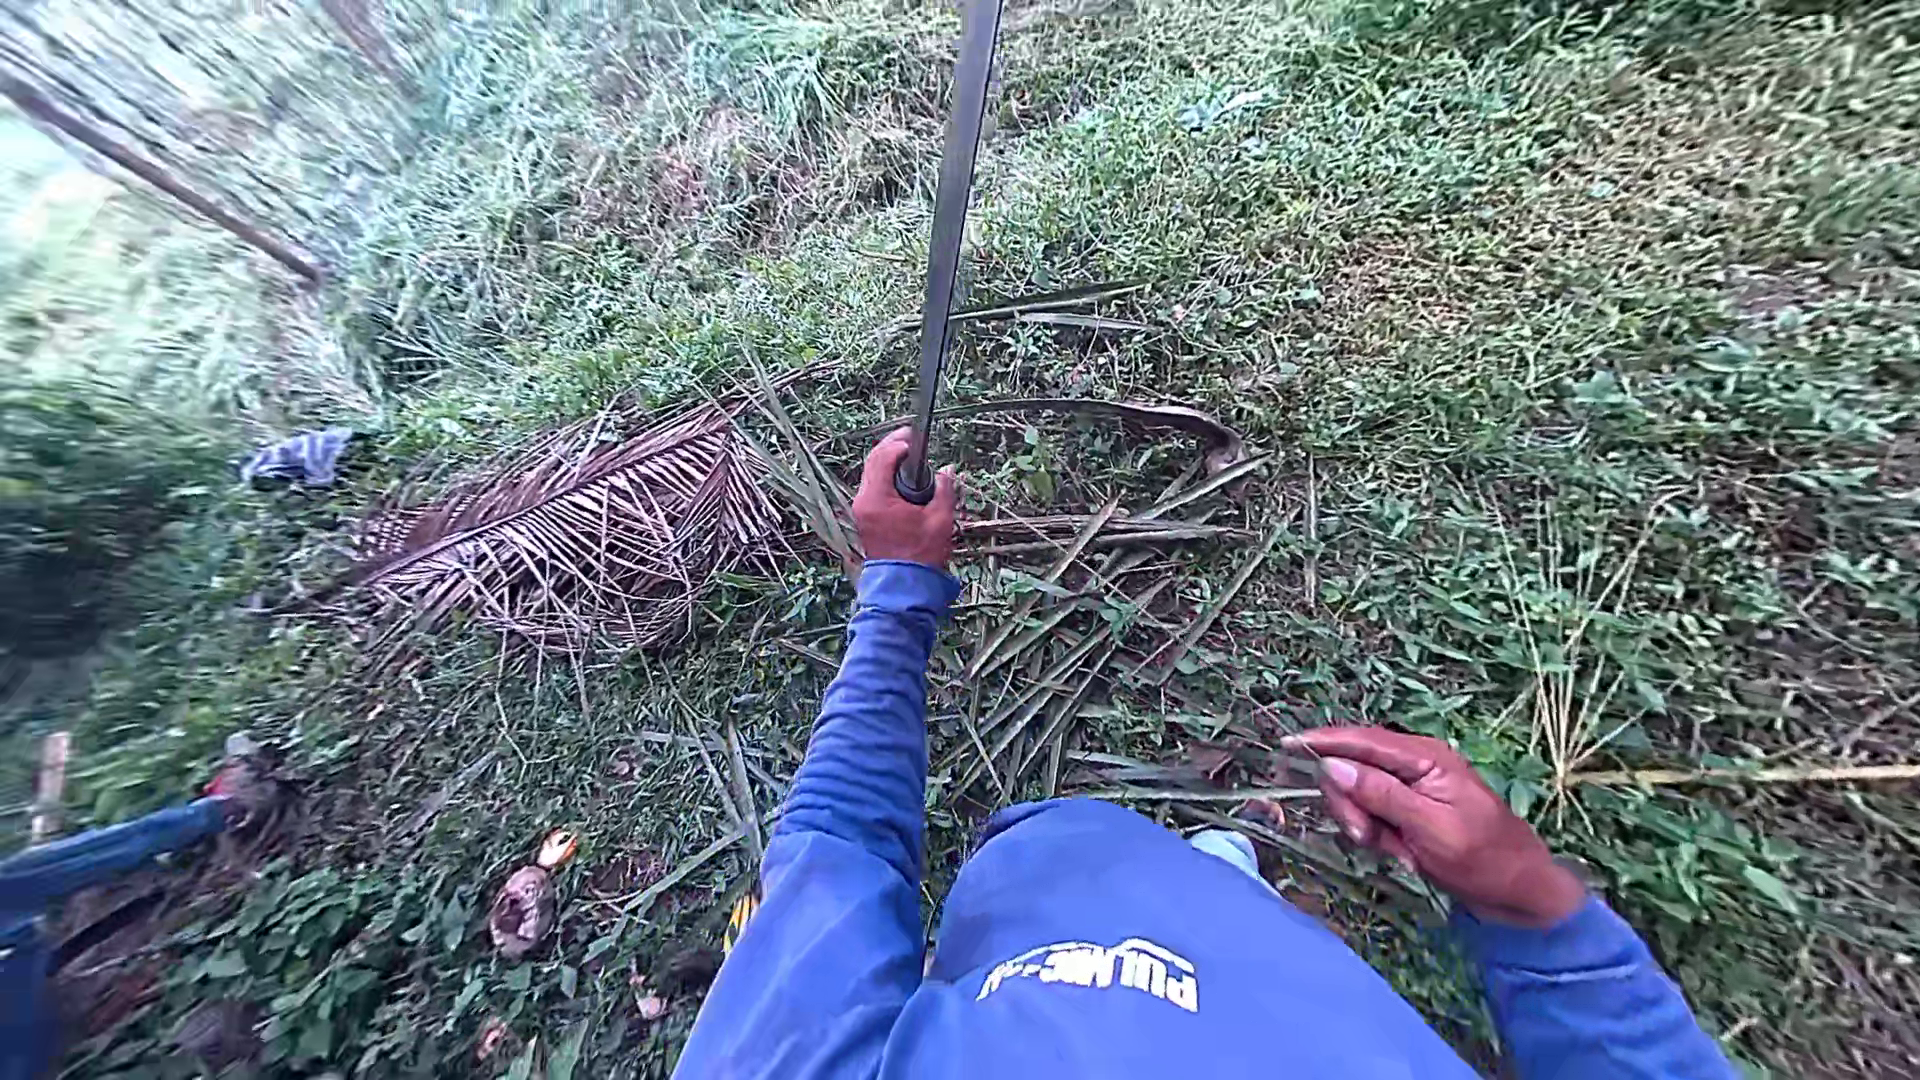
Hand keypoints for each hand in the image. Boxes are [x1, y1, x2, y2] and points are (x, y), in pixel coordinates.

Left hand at [852, 429, 958, 569]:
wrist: (904, 587)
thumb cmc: (921, 556)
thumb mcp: (940, 520)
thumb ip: (944, 490)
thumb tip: (946, 471)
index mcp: (877, 500)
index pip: (882, 458)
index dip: (899, 443)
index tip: (915, 438)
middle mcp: (863, 502)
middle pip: (872, 462)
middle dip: (892, 447)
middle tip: (910, 439)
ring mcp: (861, 511)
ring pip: (871, 474)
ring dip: (888, 461)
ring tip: (909, 456)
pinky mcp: (865, 519)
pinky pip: (873, 489)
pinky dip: (886, 478)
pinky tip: (902, 478)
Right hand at [1284, 726, 1585, 926]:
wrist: (1526, 898)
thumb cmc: (1487, 861)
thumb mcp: (1432, 829)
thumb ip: (1381, 794)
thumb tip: (1332, 765)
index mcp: (1424, 757)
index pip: (1360, 739)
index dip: (1321, 740)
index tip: (1287, 745)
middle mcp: (1412, 761)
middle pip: (1352, 765)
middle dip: (1350, 802)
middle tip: (1364, 836)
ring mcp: (1409, 781)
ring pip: (1356, 789)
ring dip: (1363, 821)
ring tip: (1392, 850)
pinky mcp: (1405, 802)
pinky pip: (1369, 806)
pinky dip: (1375, 829)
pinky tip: (1399, 849)